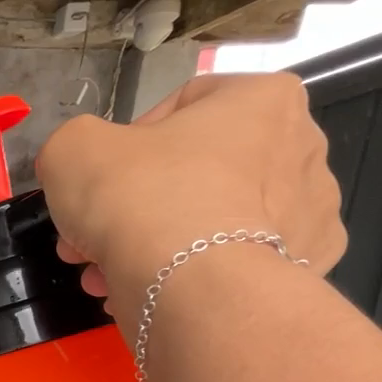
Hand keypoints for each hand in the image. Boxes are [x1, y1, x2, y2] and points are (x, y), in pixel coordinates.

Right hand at [35, 73, 346, 318]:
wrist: (189, 281)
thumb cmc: (138, 200)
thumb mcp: (70, 151)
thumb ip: (71, 141)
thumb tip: (78, 158)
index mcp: (260, 99)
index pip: (180, 106)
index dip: (123, 146)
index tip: (95, 184)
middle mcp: (299, 141)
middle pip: (191, 168)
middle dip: (131, 206)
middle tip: (88, 239)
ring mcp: (310, 201)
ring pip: (206, 215)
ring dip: (151, 240)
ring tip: (109, 270)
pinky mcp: (305, 253)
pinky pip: (234, 253)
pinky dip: (190, 267)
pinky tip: (153, 282)